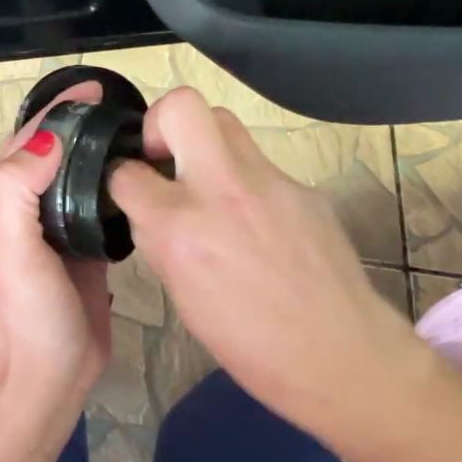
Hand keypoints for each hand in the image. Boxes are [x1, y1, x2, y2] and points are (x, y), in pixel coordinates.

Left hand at [0, 81, 111, 411]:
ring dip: (96, 149)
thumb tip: (49, 138)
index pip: (26, 139)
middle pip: (49, 151)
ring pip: (73, 175)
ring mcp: (55, 230)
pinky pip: (94, 203)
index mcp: (1, 203)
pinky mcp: (82, 249)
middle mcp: (25, 210)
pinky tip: (138, 177)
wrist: (49, 377)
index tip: (96, 88)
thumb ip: (18, 187)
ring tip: (134, 131)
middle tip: (122, 106)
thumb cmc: (27, 312)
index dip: (57, 110)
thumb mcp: (13, 246)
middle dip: (78, 122)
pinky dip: (111, 183)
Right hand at [109, 87, 429, 443]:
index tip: (131, 188)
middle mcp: (221, 189)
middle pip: (182, 106)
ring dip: (204, 143)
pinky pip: (260, 165)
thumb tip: (151, 210)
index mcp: (180, 228)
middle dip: (161, 122)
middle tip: (165, 156)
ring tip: (208, 182)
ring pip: (225, 122)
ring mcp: (268, 181)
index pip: (127, 172)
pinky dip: (246, 182)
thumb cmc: (250, 345)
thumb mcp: (182, 296)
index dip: (121, 178)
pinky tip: (258, 222)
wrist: (340, 355)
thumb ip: (161, 239)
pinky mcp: (302, 186)